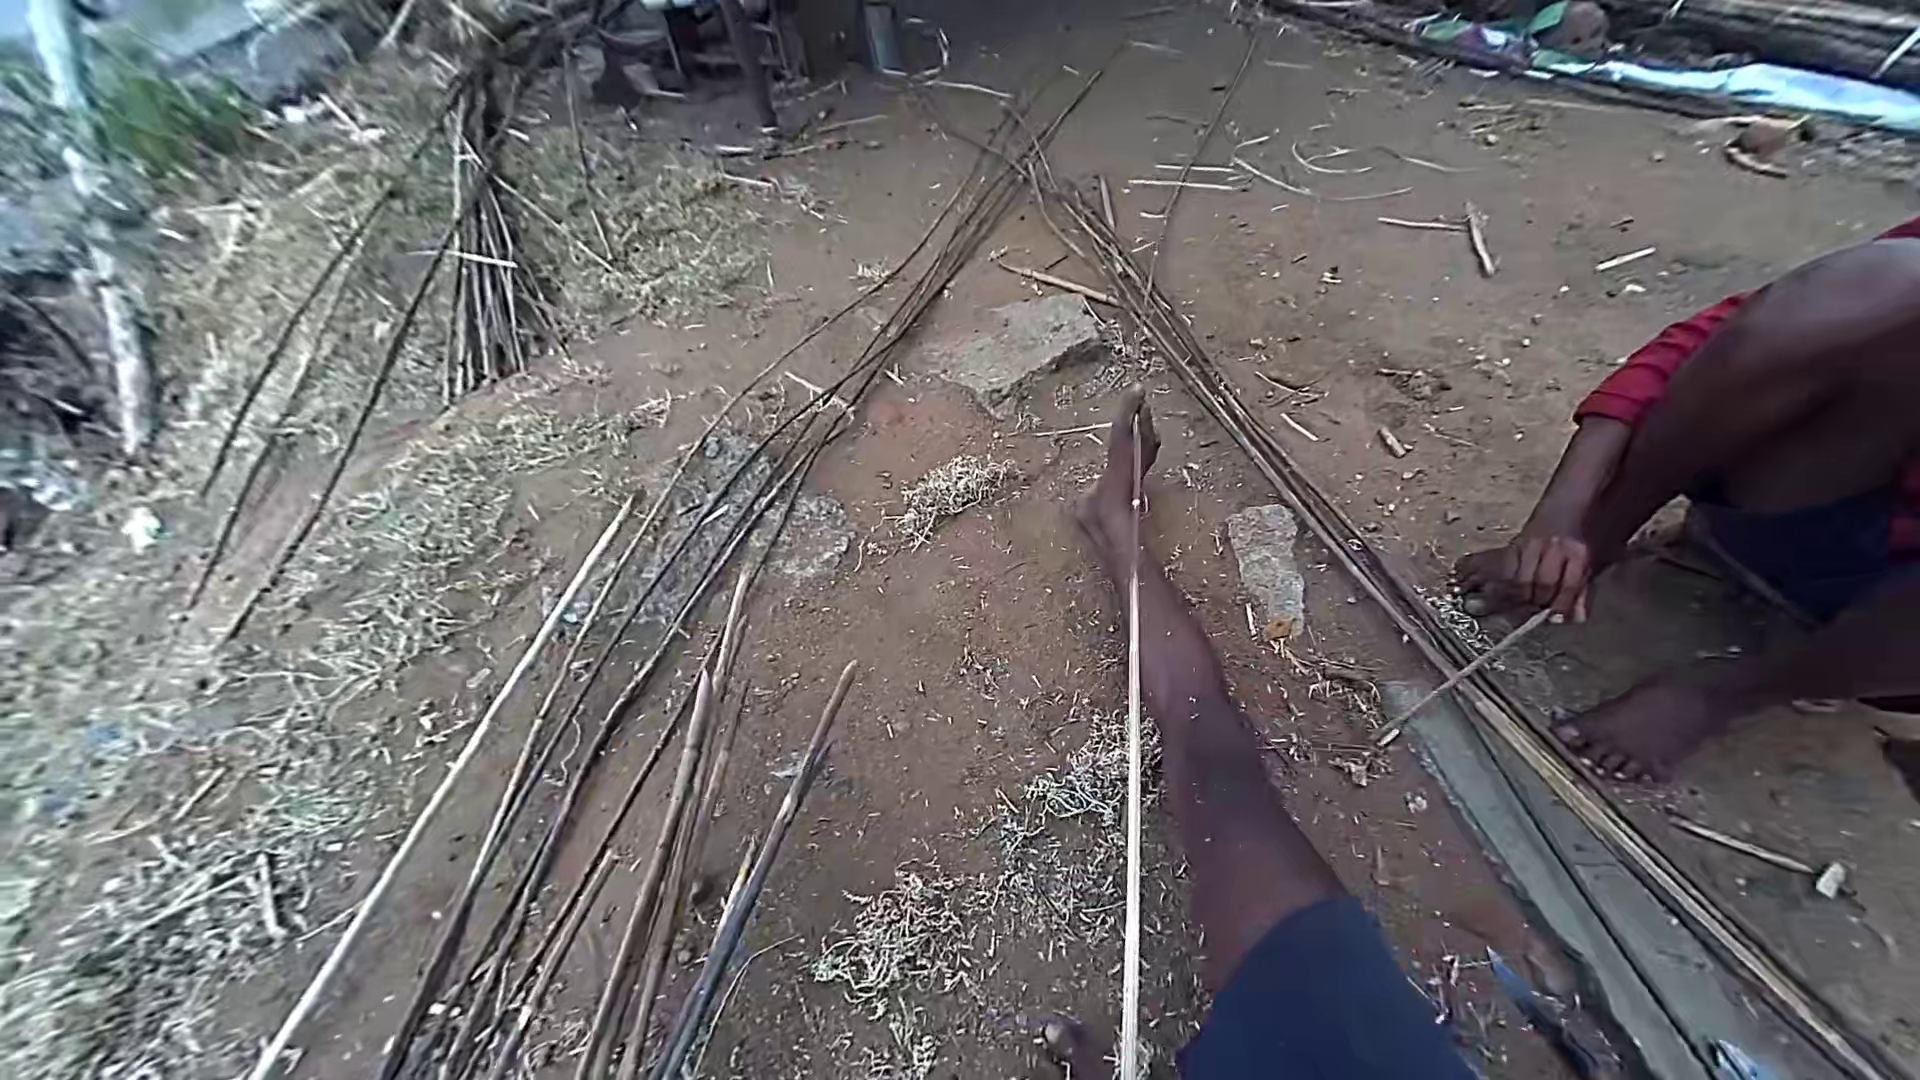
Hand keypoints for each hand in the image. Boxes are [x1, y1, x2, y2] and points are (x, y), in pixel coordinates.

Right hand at [1455, 525, 1592, 620]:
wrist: (1566, 507)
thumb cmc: (1580, 537)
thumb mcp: (1591, 562)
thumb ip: (1582, 590)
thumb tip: (1576, 617)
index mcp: (1578, 552)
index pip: (1568, 585)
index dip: (1560, 604)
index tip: (1554, 619)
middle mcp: (1553, 548)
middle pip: (1540, 583)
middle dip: (1537, 600)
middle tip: (1534, 609)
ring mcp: (1530, 545)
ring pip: (1519, 577)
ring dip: (1519, 593)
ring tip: (1521, 600)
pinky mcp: (1514, 544)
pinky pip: (1506, 567)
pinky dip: (1504, 580)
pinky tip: (1503, 587)